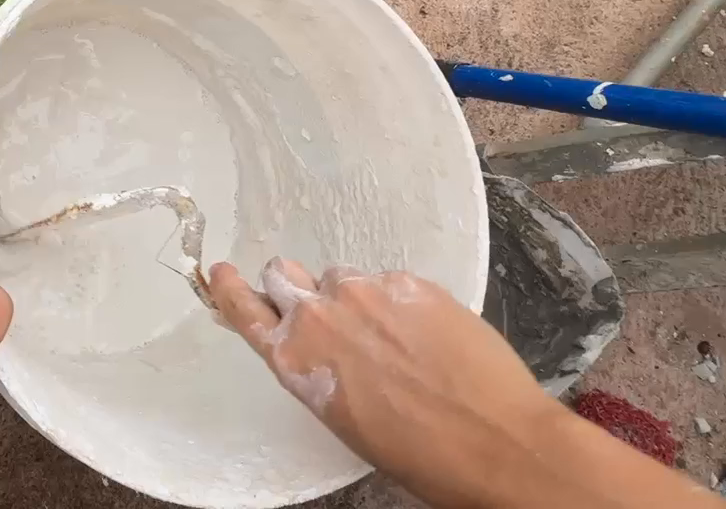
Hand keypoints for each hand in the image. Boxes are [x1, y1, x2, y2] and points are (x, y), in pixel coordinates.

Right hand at [209, 258, 725, 508]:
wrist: (505, 449)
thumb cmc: (421, 455)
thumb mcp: (342, 415)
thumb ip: (310, 364)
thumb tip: (306, 341)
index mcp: (292, 356)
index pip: (240, 305)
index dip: (228, 286)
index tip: (220, 270)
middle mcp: (316, 315)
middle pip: (280, 273)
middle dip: (297, 288)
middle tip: (332, 315)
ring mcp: (361, 292)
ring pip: (340, 278)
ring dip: (356, 298)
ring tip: (396, 337)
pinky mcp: (406, 281)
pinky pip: (388, 281)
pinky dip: (400, 302)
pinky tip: (429, 336)